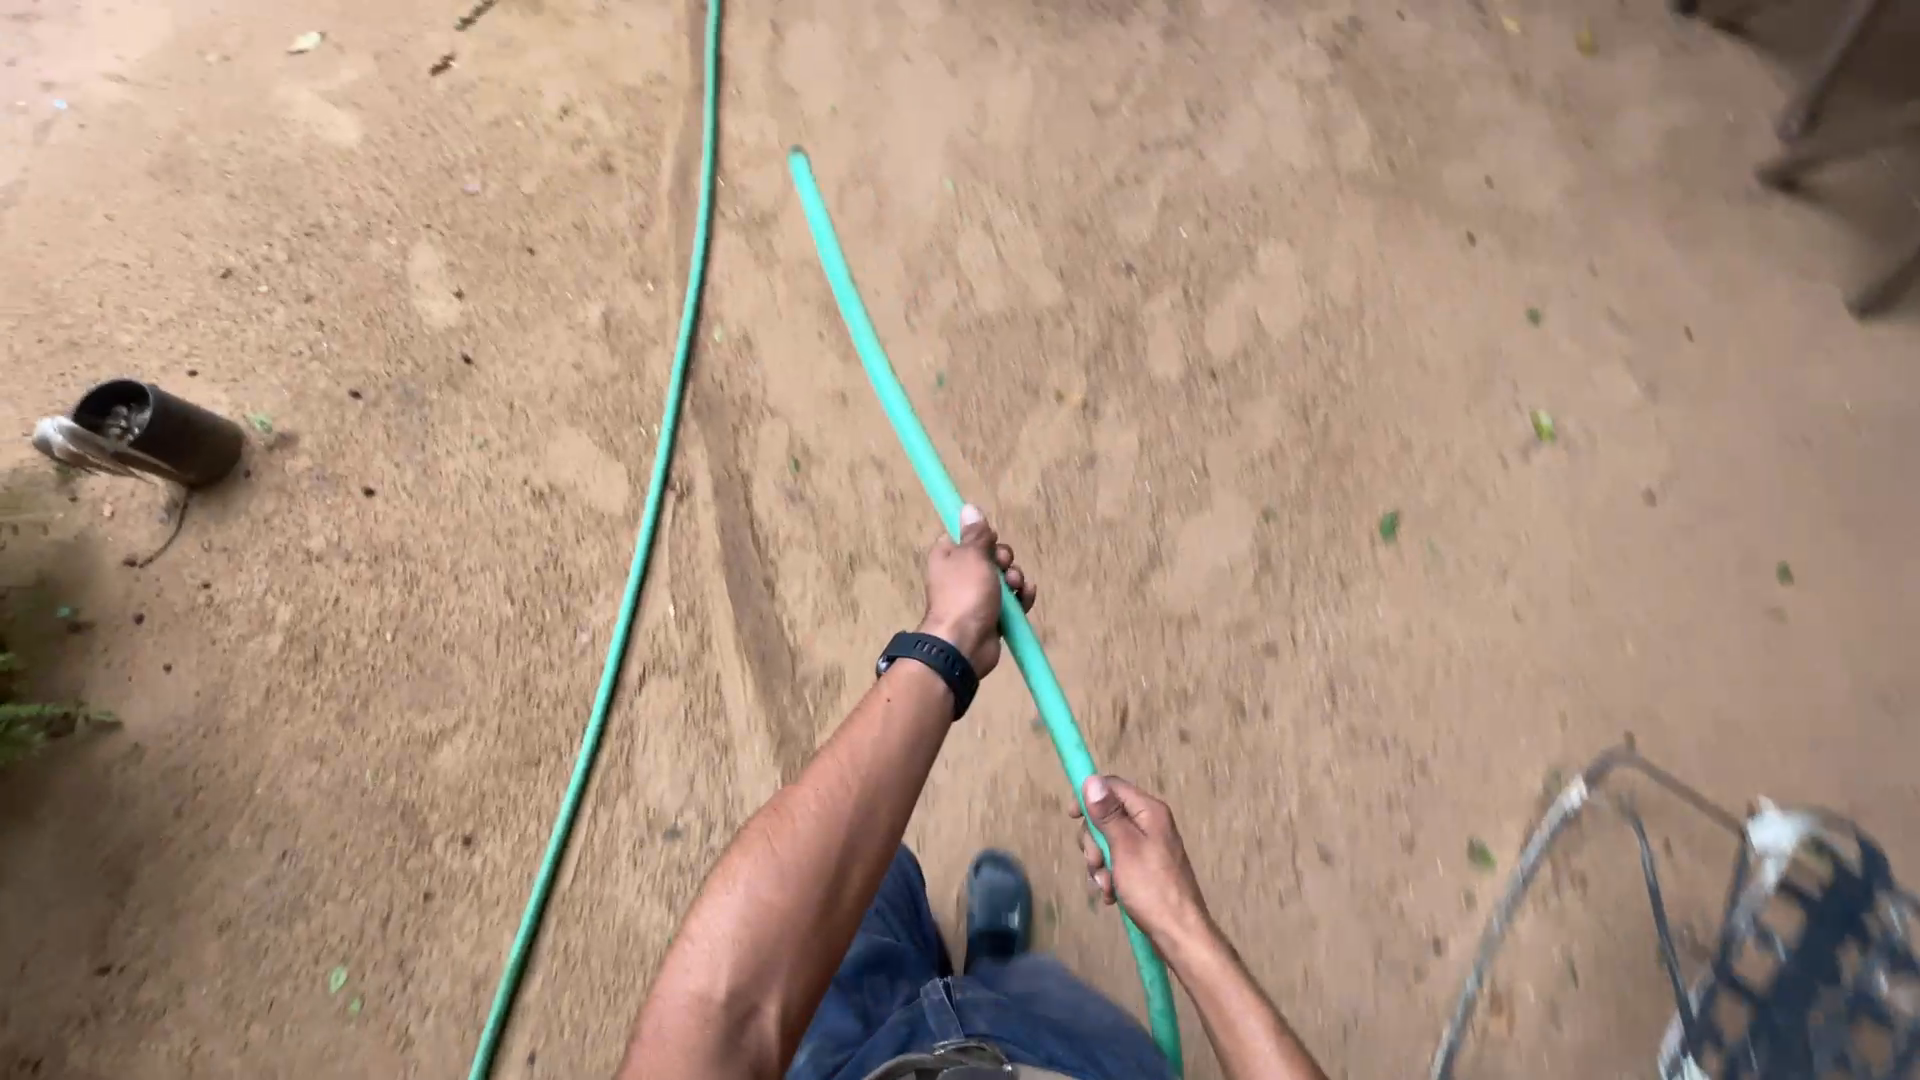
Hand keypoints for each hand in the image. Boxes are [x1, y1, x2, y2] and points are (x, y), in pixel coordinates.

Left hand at [917, 504, 1035, 677]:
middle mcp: (960, 575)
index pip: (964, 537)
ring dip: (1015, 579)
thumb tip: (968, 507)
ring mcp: (976, 597)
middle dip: (1003, 559)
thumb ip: (975, 533)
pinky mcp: (992, 616)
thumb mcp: (972, 556)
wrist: (964, 644)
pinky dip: (1020, 598)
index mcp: (948, 557)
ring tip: (1015, 586)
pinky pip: (1011, 601)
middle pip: (989, 556)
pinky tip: (1025, 596)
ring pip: (1003, 578)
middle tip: (1003, 565)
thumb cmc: (964, 594)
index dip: (981, 536)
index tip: (990, 540)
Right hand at [1074, 774, 1214, 952]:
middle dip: (1094, 841)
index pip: (1112, 787)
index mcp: (1149, 811)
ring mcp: (1148, 847)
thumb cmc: (1152, 888)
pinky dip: (1110, 876)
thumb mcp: (1124, 847)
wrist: (1180, 935)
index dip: (1089, 797)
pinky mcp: (1145, 868)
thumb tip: (1091, 779)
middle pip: (1107, 815)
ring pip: (1108, 841)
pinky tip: (1112, 894)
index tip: (1073, 817)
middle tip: (1096, 863)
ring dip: (1100, 864)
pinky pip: (1117, 861)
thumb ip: (1107, 813)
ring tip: (1106, 885)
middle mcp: (1150, 823)